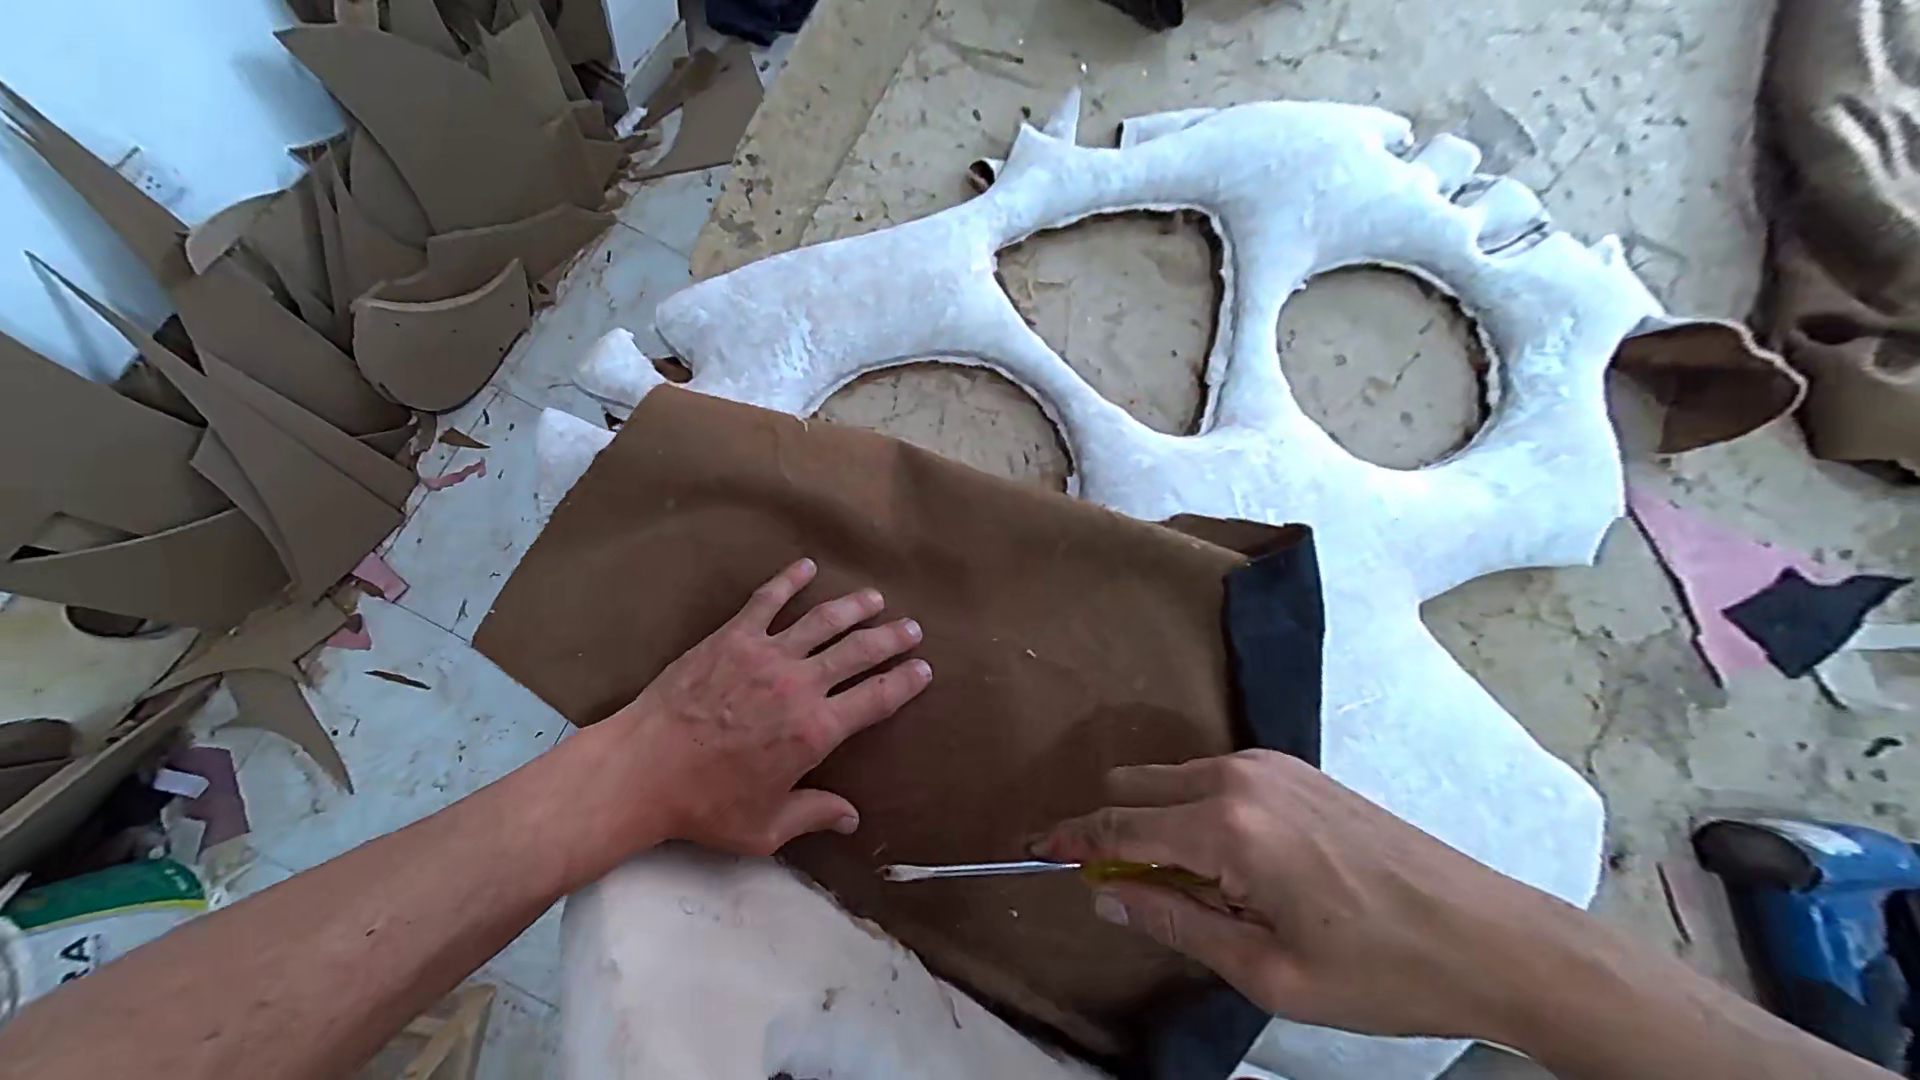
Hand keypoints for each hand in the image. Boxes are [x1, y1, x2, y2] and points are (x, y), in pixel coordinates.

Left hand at [599, 558, 931, 856]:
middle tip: (912, 628)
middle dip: (892, 637)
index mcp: (815, 730)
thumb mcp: (765, 827)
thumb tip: (852, 820)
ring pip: (823, 621)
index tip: (924, 668)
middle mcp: (800, 685)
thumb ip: (814, 815)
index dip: (906, 681)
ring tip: (875, 598)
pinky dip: (789, 581)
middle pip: (860, 651)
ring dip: (855, 607)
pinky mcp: (733, 637)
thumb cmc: (704, 804)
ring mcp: (767, 654)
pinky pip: (767, 601)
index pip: (877, 698)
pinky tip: (807, 566)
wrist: (641, 771)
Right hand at [1037, 750, 1574, 1042]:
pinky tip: (1236, 861)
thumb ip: (1174, 920)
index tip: (1033, 846)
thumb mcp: (1268, 971)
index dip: (1071, 837)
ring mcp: (1263, 762)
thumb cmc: (1377, 969)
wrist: (1490, 933)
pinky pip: (1207, 777)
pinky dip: (1192, 811)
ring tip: (1199, 886)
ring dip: (1156, 822)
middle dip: (1112, 829)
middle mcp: (1234, 775)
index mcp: (1227, 827)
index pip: (1119, 824)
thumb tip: (1103, 891)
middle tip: (1132, 887)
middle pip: (1133, 785)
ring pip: (1168, 778)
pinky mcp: (1286, 765)